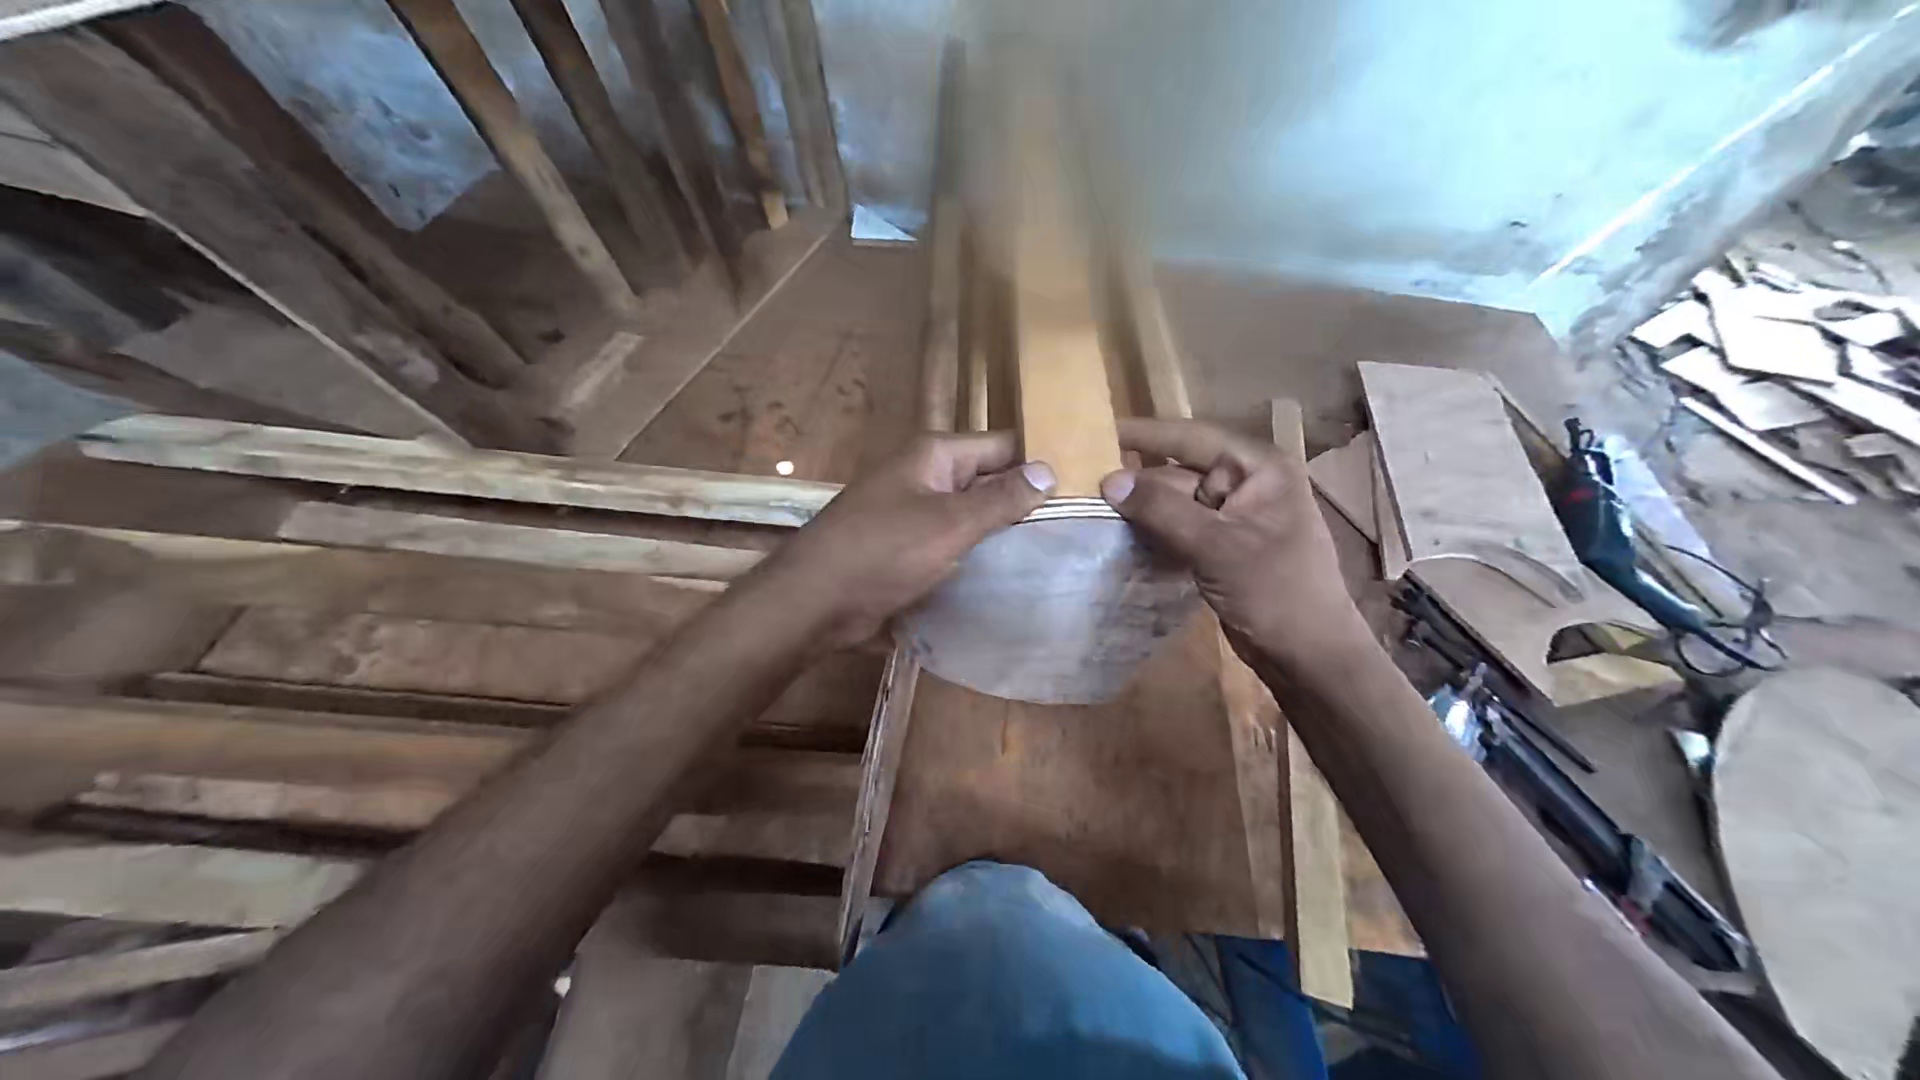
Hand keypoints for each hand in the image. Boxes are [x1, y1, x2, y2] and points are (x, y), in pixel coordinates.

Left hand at [766, 432, 1055, 645]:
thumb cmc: (882, 552)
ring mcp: (914, 516)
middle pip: (987, 482)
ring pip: (971, 519)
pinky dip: (977, 558)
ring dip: (1002, 535)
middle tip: (1079, 528)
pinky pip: (953, 547)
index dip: (1039, 462)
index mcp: (934, 456)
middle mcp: (925, 478)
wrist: (815, 603)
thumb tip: (1048, 470)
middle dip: (1024, 504)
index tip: (1084, 486)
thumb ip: (1000, 499)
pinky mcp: (907, 551)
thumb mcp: (948, 523)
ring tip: (1057, 554)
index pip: (1001, 446)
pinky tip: (1012, 578)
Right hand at [1100, 418, 1367, 666]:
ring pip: (1175, 502)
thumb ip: (1161, 509)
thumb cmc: (1274, 590)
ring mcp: (1233, 517)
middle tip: (1083, 482)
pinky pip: (1179, 529)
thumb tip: (1108, 480)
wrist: (1307, 653)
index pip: (1191, 438)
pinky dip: (1153, 532)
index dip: (1145, 434)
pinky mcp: (1220, 546)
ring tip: (1091, 508)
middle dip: (1136, 480)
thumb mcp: (1216, 544)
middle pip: (1178, 471)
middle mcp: (1246, 483)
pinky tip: (1119, 537)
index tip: (1100, 432)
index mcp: (1258, 467)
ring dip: (1140, 509)